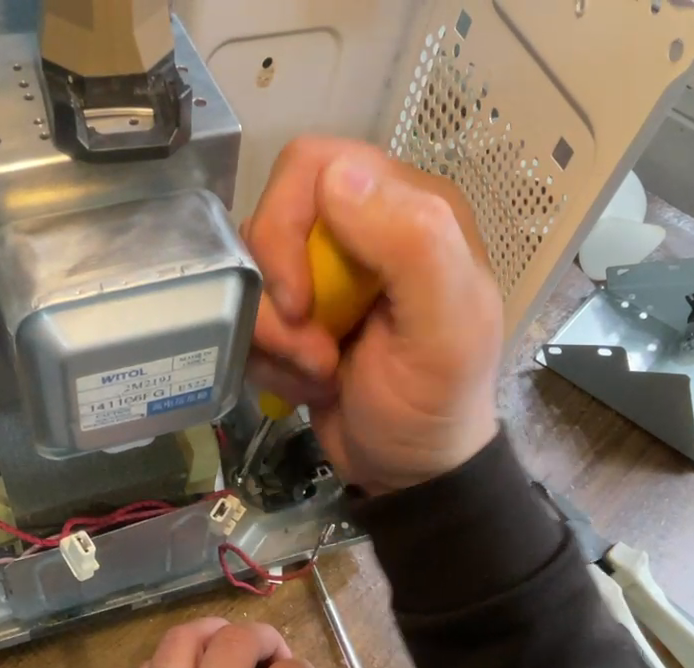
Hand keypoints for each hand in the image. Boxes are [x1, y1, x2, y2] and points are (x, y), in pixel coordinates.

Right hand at [245, 136, 504, 494]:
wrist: (409, 473)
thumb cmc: (435, 404)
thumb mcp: (444, 329)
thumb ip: (411, 243)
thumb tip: (334, 175)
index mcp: (407, 210)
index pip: (314, 168)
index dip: (288, 227)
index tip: (302, 302)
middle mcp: (358, 232)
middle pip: (270, 219)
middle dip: (279, 297)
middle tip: (311, 350)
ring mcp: (322, 278)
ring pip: (251, 275)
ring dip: (275, 338)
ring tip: (318, 373)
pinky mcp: (295, 320)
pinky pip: (248, 319)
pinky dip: (270, 360)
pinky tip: (309, 385)